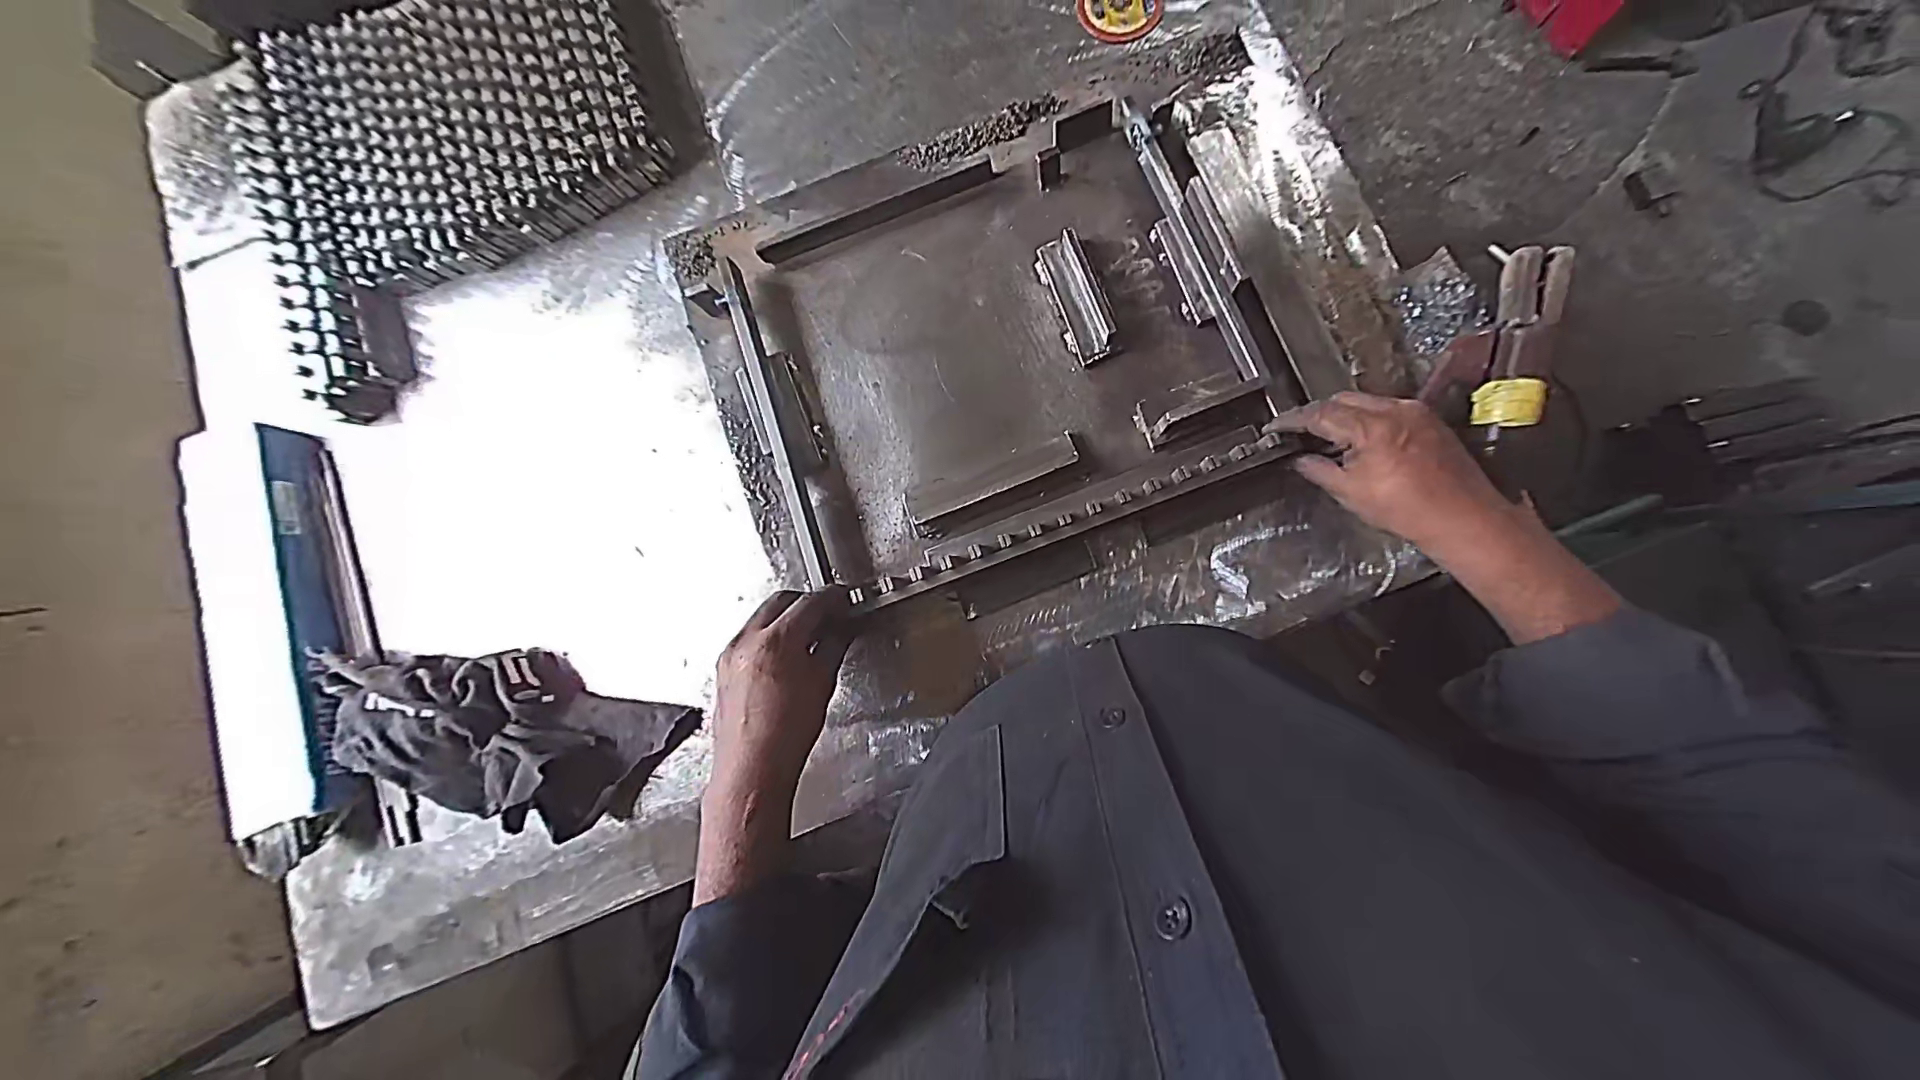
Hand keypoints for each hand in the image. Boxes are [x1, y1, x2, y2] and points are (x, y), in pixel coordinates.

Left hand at [710, 587, 854, 797]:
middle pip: (781, 600)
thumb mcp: (821, 684)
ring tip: (810, 634)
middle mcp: (747, 642)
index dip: (833, 598)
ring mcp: (731, 654)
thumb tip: (840, 631)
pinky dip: (770, 636)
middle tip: (829, 613)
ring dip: (787, 618)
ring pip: (762, 616)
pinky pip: (749, 637)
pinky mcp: (723, 668)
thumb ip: (832, 647)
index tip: (843, 600)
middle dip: (807, 603)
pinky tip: (787, 653)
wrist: (751, 769)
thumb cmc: (785, 737)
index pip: (810, 602)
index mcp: (776, 642)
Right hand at [1270, 391, 1619, 643]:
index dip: (1291, 420)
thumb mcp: (1349, 493)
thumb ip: (1318, 470)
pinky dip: (1365, 419)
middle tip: (1297, 431)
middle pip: (1341, 400)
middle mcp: (1396, 411)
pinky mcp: (1428, 421)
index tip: (1275, 428)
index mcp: (1373, 427)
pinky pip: (1386, 409)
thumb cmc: (1412, 510)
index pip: (1320, 414)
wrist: (1463, 518)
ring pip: (1364, 401)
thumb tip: (1301, 460)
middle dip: (1316, 414)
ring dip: (1341, 415)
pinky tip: (1358, 439)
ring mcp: (1415, 413)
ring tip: (1326, 437)